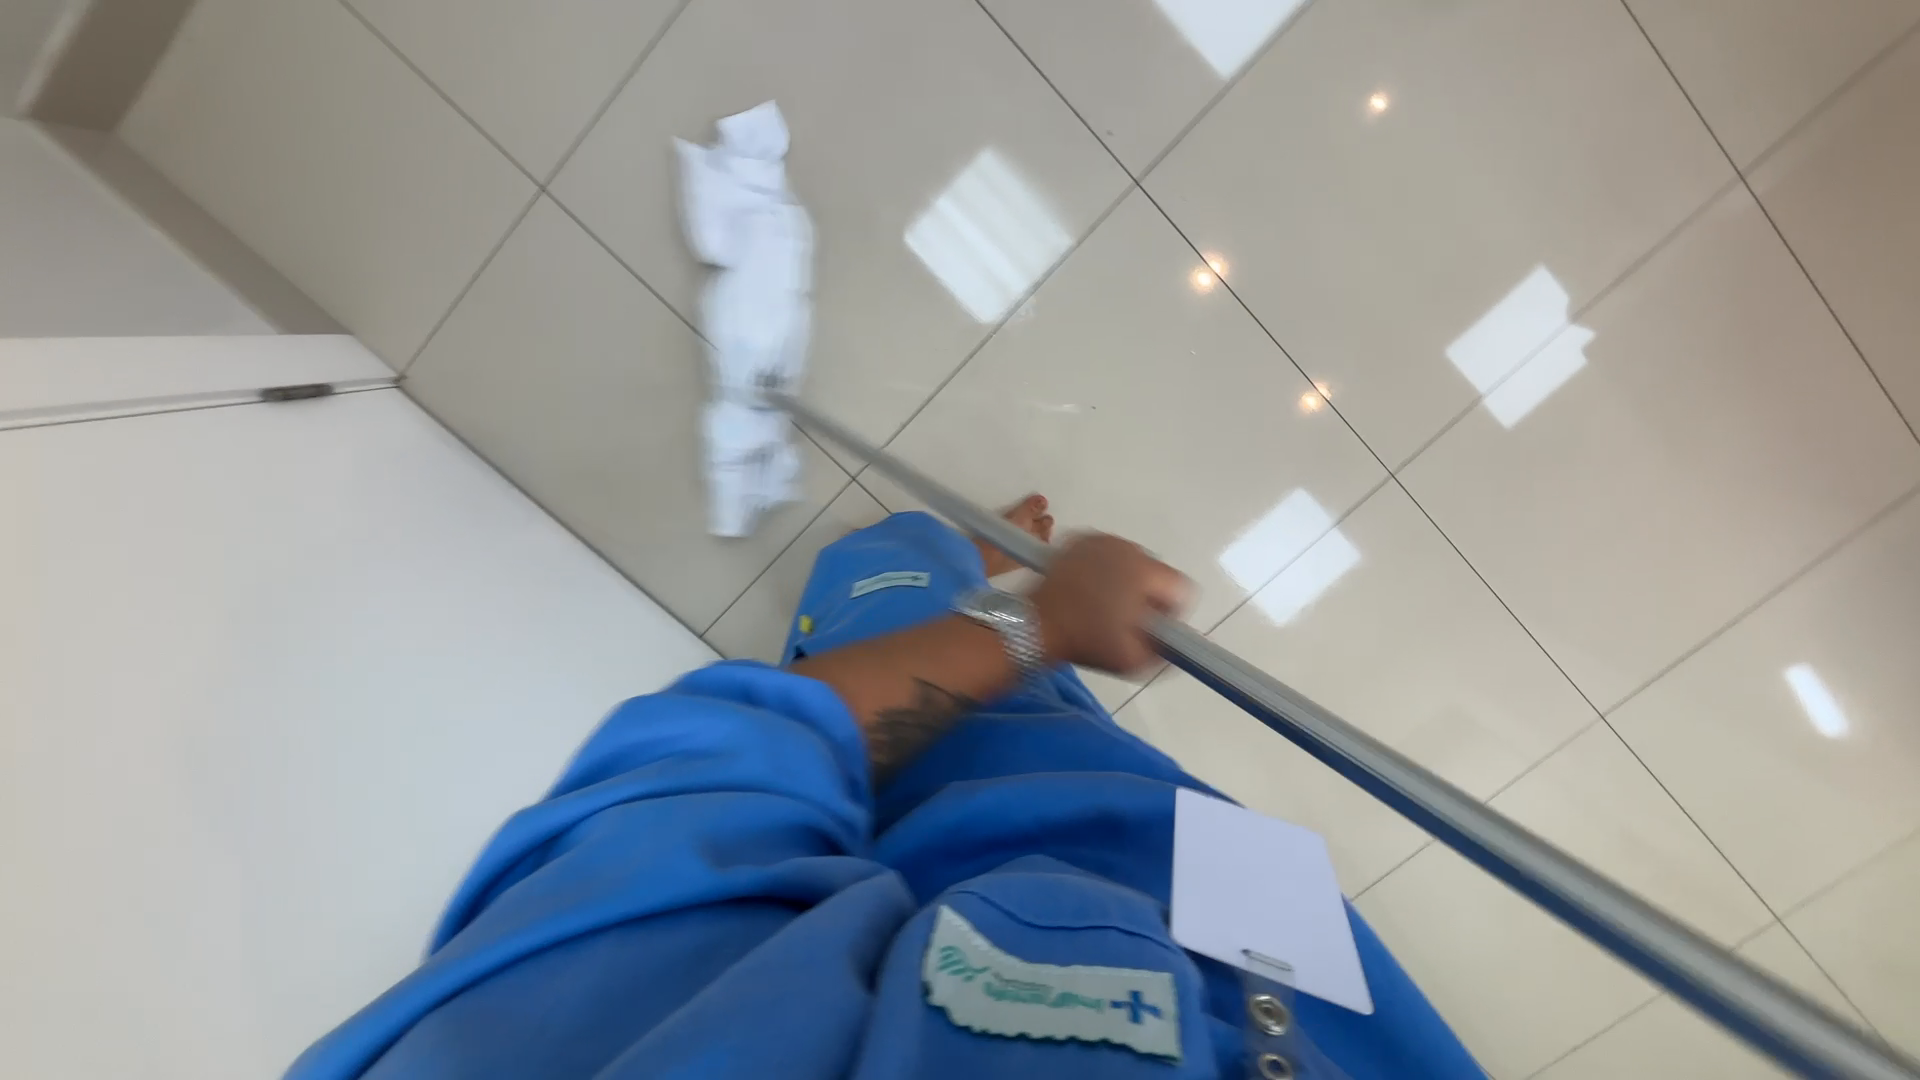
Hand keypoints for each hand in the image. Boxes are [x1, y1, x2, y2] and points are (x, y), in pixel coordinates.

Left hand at [1028, 533, 1190, 675]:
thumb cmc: (1085, 641)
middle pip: (1155, 571)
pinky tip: (1089, 589)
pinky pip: (1106, 554)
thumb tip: (1176, 642)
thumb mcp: (1133, 661)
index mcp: (1143, 570)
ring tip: (1104, 605)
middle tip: (1124, 618)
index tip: (1151, 627)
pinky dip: (1104, 569)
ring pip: (1131, 561)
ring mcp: (1100, 540)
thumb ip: (1166, 652)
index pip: (1180, 587)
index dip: (1170, 610)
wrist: (1033, 624)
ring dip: (1126, 580)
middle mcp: (1125, 547)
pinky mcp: (1079, 540)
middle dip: (1147, 593)